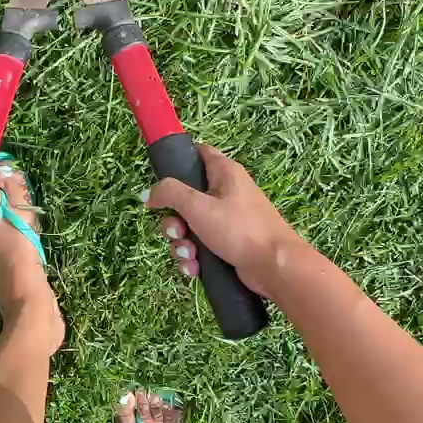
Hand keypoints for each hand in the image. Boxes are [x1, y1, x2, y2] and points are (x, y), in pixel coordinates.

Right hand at [145, 144, 304, 289]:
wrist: (273, 267)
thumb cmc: (239, 229)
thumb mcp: (198, 206)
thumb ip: (169, 194)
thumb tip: (148, 194)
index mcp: (224, 173)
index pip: (197, 154)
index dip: (177, 163)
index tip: (160, 179)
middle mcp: (225, 193)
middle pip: (184, 199)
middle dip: (173, 221)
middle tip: (178, 231)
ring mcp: (226, 220)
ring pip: (188, 227)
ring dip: (181, 244)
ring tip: (190, 256)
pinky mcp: (227, 244)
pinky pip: (199, 247)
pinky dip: (193, 258)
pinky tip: (195, 268)